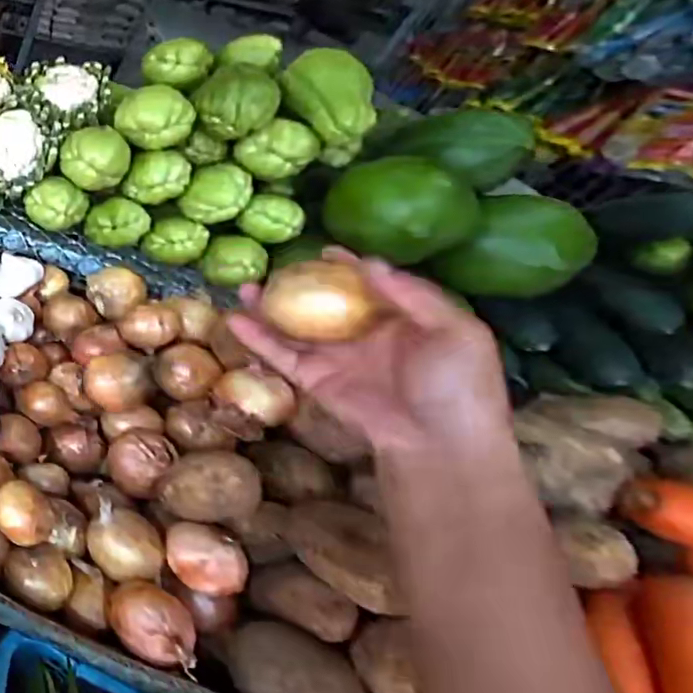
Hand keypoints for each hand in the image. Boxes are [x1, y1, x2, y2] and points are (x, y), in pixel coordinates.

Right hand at [227, 250, 512, 459]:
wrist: (436, 440)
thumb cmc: (457, 385)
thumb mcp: (455, 331)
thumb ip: (413, 295)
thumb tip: (370, 263)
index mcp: (399, 320)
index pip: (367, 287)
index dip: (347, 268)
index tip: (325, 252)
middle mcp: (362, 335)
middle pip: (322, 303)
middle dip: (297, 285)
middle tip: (273, 269)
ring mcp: (334, 357)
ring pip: (293, 327)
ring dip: (267, 308)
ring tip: (244, 288)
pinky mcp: (312, 379)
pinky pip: (280, 354)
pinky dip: (256, 339)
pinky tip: (235, 320)